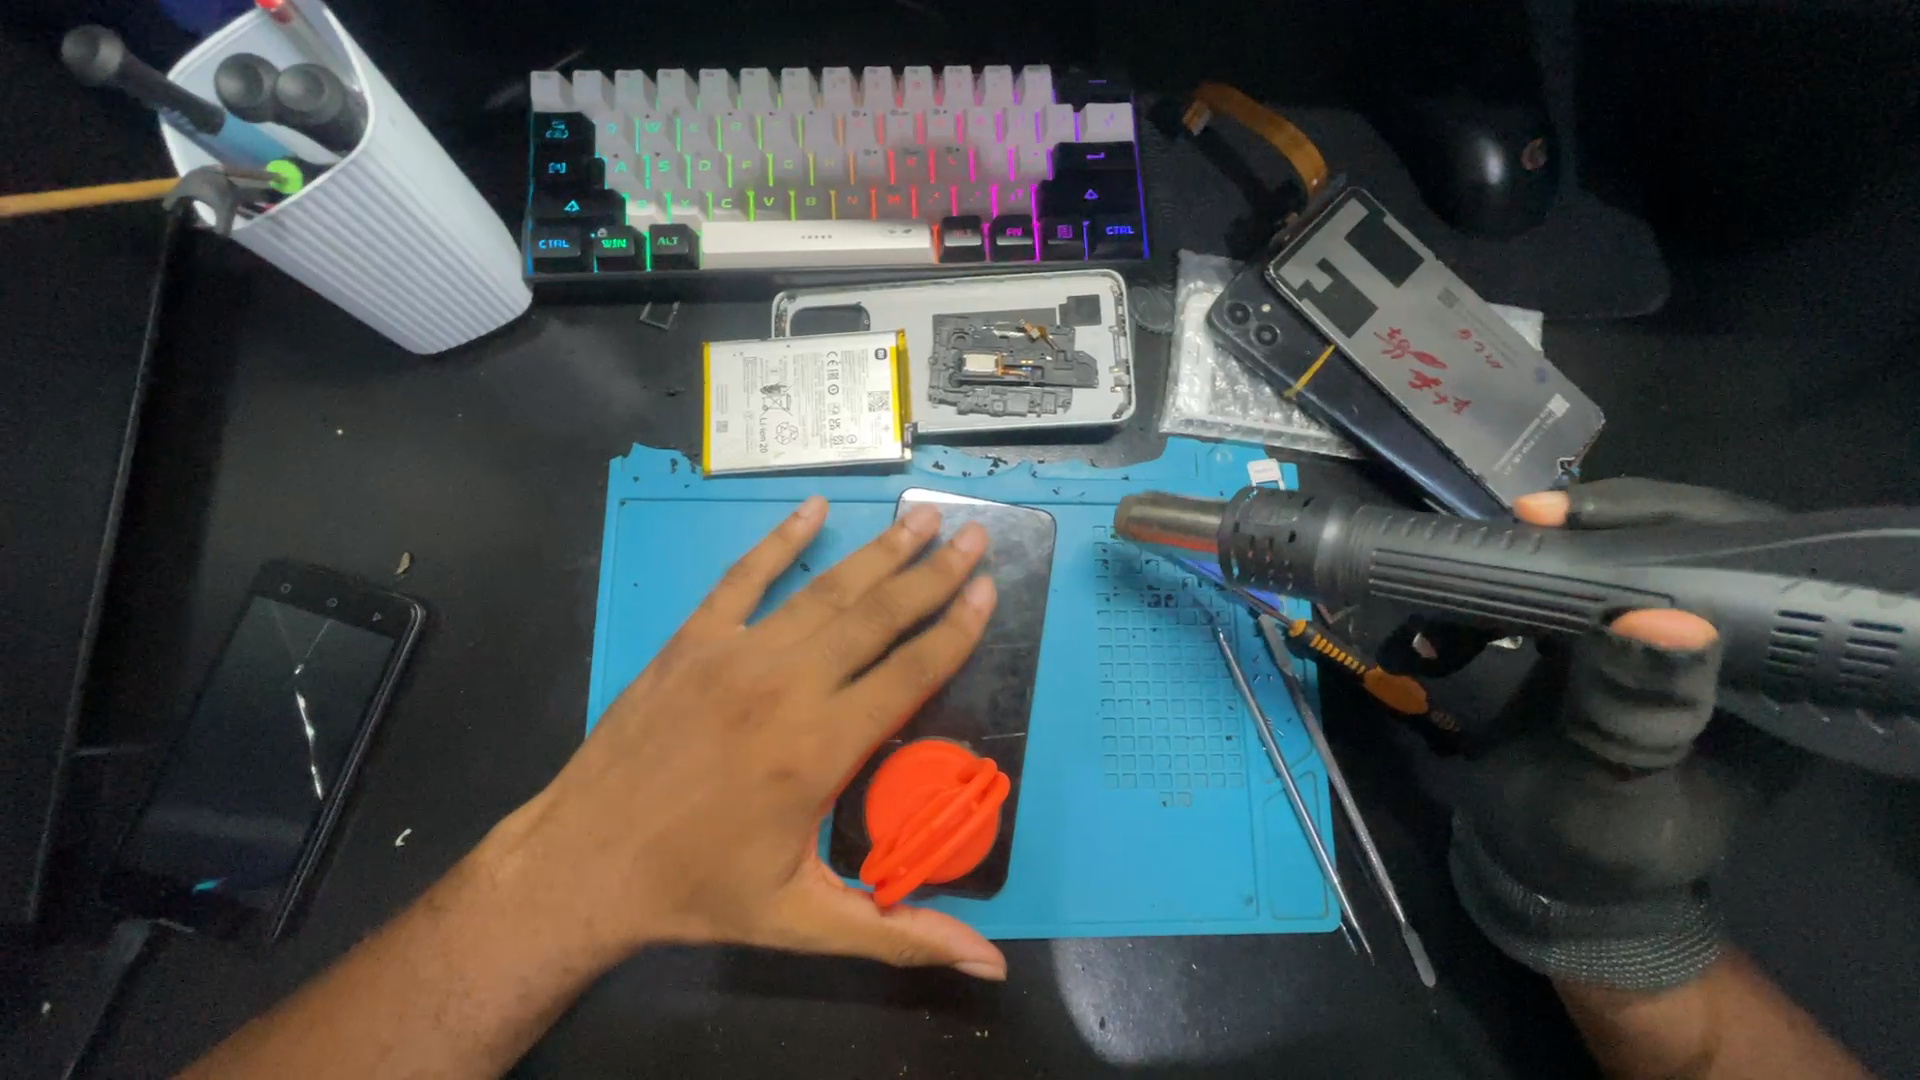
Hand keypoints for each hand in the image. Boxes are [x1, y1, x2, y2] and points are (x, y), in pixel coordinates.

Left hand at [483, 497, 1008, 980]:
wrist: (585, 862)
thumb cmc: (700, 891)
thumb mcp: (804, 923)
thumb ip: (902, 934)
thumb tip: (990, 967)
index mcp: (820, 748)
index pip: (909, 673)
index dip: (956, 630)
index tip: (989, 590)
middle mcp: (787, 686)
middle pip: (878, 617)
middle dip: (934, 573)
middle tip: (977, 534)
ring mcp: (736, 653)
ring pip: (826, 590)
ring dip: (881, 551)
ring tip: (925, 518)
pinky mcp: (694, 640)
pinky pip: (745, 577)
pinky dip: (781, 540)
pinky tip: (812, 508)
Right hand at [1450, 479, 1769, 990]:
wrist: (1537, 874)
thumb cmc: (1588, 853)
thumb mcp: (1611, 798)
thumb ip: (1634, 719)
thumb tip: (1659, 620)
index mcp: (1765, 687)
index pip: (1749, 570)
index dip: (1672, 526)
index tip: (1571, 520)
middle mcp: (1714, 651)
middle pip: (1664, 547)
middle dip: (1576, 536)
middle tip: (1509, 531)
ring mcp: (1643, 645)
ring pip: (1590, 563)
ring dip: (1507, 574)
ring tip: (1444, 604)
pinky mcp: (1585, 648)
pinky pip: (1537, 596)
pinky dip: (1477, 607)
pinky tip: (1433, 640)